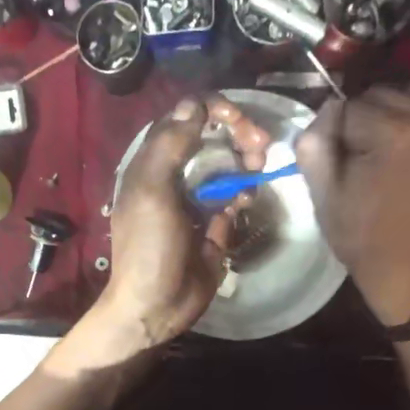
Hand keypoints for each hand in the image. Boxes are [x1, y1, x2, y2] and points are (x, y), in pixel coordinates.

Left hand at [76, 96, 268, 362]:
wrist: (156, 305)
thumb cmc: (149, 247)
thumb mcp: (153, 192)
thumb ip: (170, 145)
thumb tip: (194, 104)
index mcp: (152, 163)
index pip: (184, 118)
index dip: (212, 110)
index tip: (237, 118)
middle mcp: (175, 175)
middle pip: (211, 138)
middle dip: (237, 134)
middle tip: (260, 144)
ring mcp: (197, 199)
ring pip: (227, 165)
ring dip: (245, 160)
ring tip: (259, 168)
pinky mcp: (215, 224)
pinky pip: (234, 197)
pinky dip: (244, 192)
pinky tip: (247, 201)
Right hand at [295, 77, 409, 324]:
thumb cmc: (363, 238)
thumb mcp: (323, 195)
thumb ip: (315, 141)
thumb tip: (330, 106)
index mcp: (393, 134)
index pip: (349, 107)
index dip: (339, 136)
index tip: (344, 165)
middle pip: (383, 94)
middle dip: (368, 120)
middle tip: (368, 160)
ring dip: (405, 111)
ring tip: (399, 147)